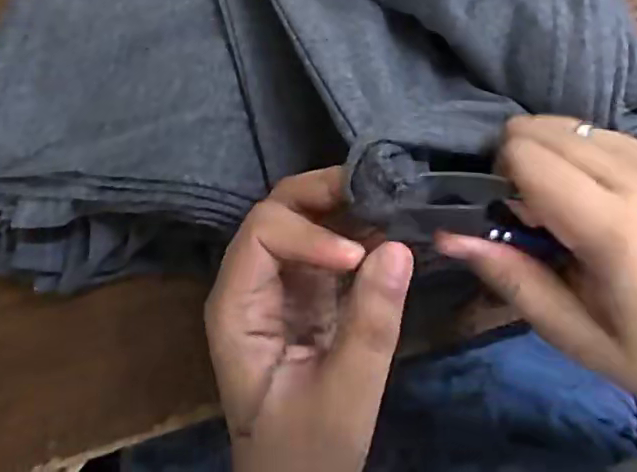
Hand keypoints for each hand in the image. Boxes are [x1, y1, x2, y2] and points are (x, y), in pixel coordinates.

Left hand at [205, 168, 414, 471]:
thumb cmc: (307, 454)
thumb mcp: (343, 400)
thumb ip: (370, 326)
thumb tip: (399, 247)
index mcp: (237, 306)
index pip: (262, 233)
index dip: (308, 232)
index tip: (354, 257)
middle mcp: (251, 282)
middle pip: (279, 210)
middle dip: (325, 193)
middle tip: (378, 191)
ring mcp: (279, 283)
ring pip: (305, 216)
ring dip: (346, 205)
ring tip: (391, 203)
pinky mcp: (308, 292)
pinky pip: (330, 243)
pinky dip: (359, 230)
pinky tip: (390, 230)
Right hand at [435, 116, 636, 427]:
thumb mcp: (576, 337)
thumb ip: (511, 277)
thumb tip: (447, 235)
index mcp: (614, 226)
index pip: (524, 155)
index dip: (501, 180)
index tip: (513, 220)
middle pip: (540, 128)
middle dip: (519, 161)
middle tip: (536, 217)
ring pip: (566, 124)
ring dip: (549, 155)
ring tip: (567, 207)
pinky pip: (599, 132)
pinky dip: (579, 153)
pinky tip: (597, 197)